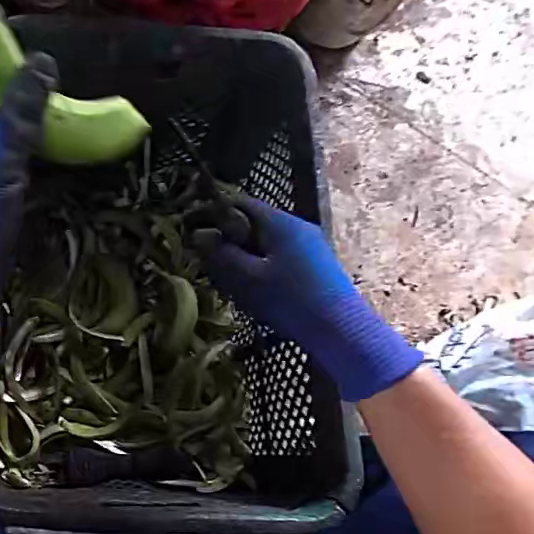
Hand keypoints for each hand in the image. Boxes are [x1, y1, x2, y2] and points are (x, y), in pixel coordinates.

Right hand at [200, 198, 423, 399]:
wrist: (341, 330)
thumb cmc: (292, 301)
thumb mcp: (250, 279)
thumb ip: (223, 255)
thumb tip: (199, 235)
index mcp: (281, 223)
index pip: (241, 203)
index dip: (214, 212)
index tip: (192, 227)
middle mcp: (297, 227)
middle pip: (254, 222)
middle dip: (228, 236)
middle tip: (206, 256)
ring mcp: (309, 245)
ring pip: (266, 241)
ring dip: (244, 254)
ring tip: (226, 275)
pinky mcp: (315, 265)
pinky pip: (279, 256)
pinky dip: (260, 265)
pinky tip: (252, 286)